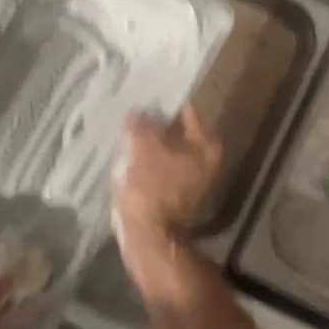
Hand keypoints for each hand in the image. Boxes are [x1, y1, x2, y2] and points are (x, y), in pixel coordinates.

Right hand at [115, 109, 221, 307]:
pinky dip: (140, 159)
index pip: (185, 111)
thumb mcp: (144, 147)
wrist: (148, 236)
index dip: (163, 102)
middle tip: (128, 108)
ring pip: (161, 148)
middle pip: (173, 130)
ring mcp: (185, 177)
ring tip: (121, 128)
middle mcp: (202, 160)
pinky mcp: (168, 191)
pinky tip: (122, 150)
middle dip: (151, 122)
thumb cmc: (152, 188)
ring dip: (143, 140)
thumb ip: (140, 124)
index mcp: (206, 146)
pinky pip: (152, 165)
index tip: (142, 93)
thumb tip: (135, 113)